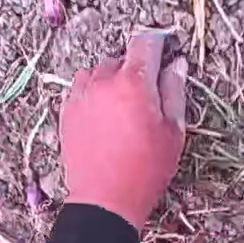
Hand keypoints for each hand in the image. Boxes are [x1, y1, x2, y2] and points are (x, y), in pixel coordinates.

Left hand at [60, 29, 187, 228]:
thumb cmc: (145, 171)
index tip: (166, 47)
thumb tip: (176, 65)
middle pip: (121, 57)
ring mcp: (82, 96)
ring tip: (124, 105)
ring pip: (98, 71)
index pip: (146, 43)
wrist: (105, 201)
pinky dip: (93, 93)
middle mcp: (104, 82)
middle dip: (136, 68)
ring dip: (112, 79)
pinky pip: (80, 89)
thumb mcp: (173, 133)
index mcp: (135, 83)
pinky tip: (104, 114)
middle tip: (148, 93)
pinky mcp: (67, 113)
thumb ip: (175, 93)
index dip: (159, 41)